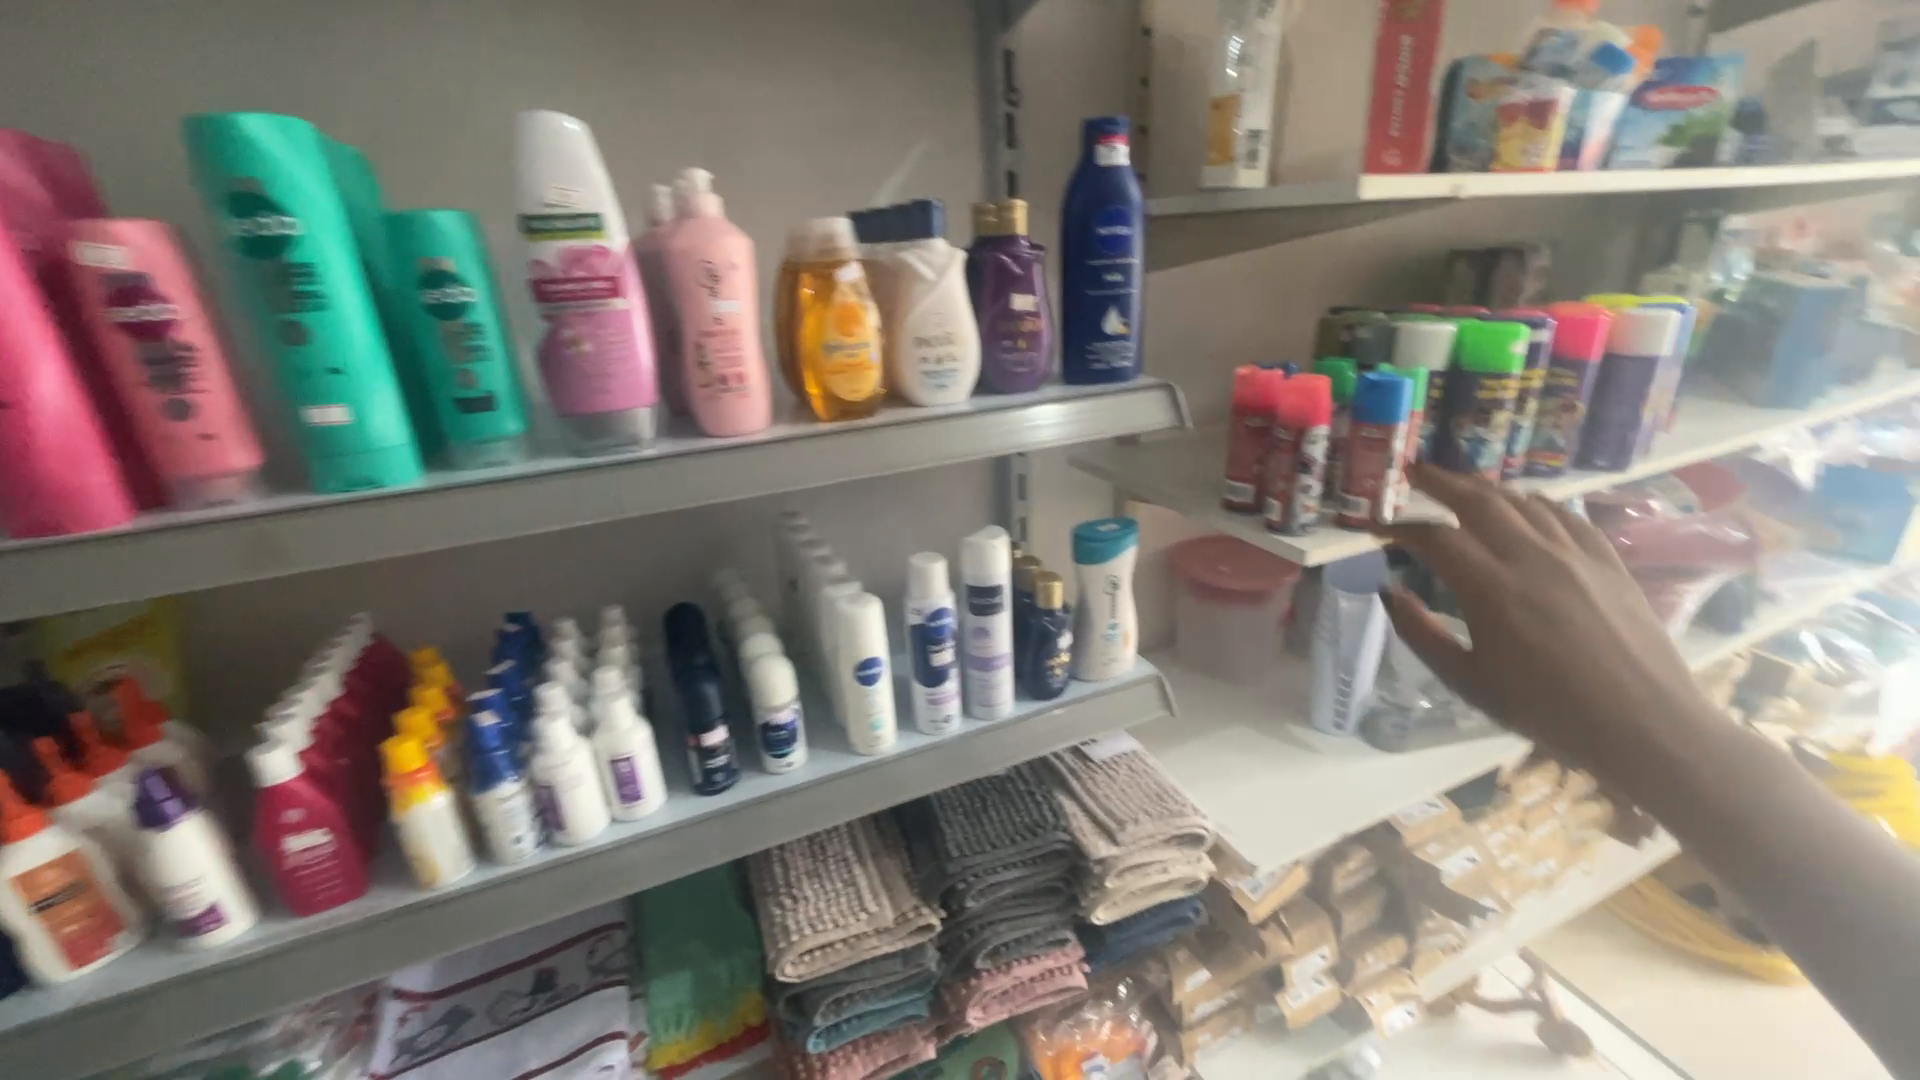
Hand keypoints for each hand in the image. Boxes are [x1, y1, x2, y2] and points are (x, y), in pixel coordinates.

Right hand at [1370, 465, 1721, 783]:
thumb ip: (1420, 633)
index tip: (1373, 526)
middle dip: (1439, 481)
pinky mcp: (1609, 561)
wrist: (1647, 727)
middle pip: (1479, 501)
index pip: (1434, 538)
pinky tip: (1522, 505)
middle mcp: (1533, 559)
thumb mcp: (1466, 681)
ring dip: (1484, 488)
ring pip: (1522, 501)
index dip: (1397, 527)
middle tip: (1410, 472)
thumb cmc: (1546, 711)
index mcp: (1492, 589)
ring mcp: (1576, 555)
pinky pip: (1565, 515)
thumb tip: (1389, 592)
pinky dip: (1533, 502)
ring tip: (1459, 485)